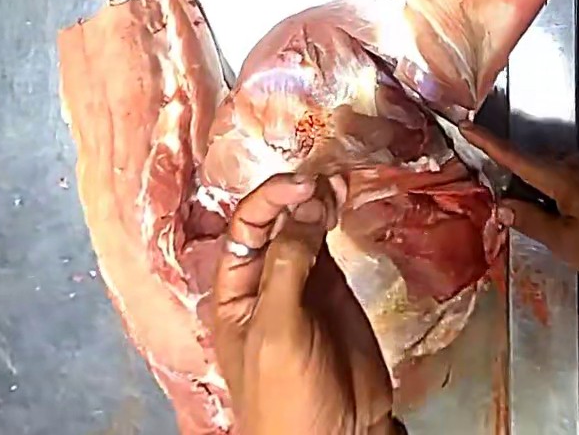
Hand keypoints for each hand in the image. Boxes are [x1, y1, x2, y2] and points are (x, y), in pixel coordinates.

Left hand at [210, 173, 395, 434]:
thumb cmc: (289, 396)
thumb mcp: (278, 331)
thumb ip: (288, 265)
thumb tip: (307, 202)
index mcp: (236, 287)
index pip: (246, 225)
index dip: (271, 198)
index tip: (303, 185)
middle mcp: (264, 274)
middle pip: (275, 217)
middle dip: (297, 193)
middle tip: (324, 180)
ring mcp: (299, 276)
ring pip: (303, 221)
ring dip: (318, 196)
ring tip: (337, 181)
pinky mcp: (330, 281)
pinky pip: (327, 236)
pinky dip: (334, 211)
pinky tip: (342, 193)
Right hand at [462, 124, 578, 278]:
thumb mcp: (571, 244)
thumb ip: (533, 222)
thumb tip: (500, 206)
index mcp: (558, 176)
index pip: (514, 156)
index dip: (487, 142)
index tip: (465, 126)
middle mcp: (568, 162)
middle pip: (527, 164)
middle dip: (506, 172)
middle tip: (490, 192)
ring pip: (544, 172)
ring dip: (529, 184)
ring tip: (521, 208)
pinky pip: (559, 176)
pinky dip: (546, 188)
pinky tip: (552, 210)